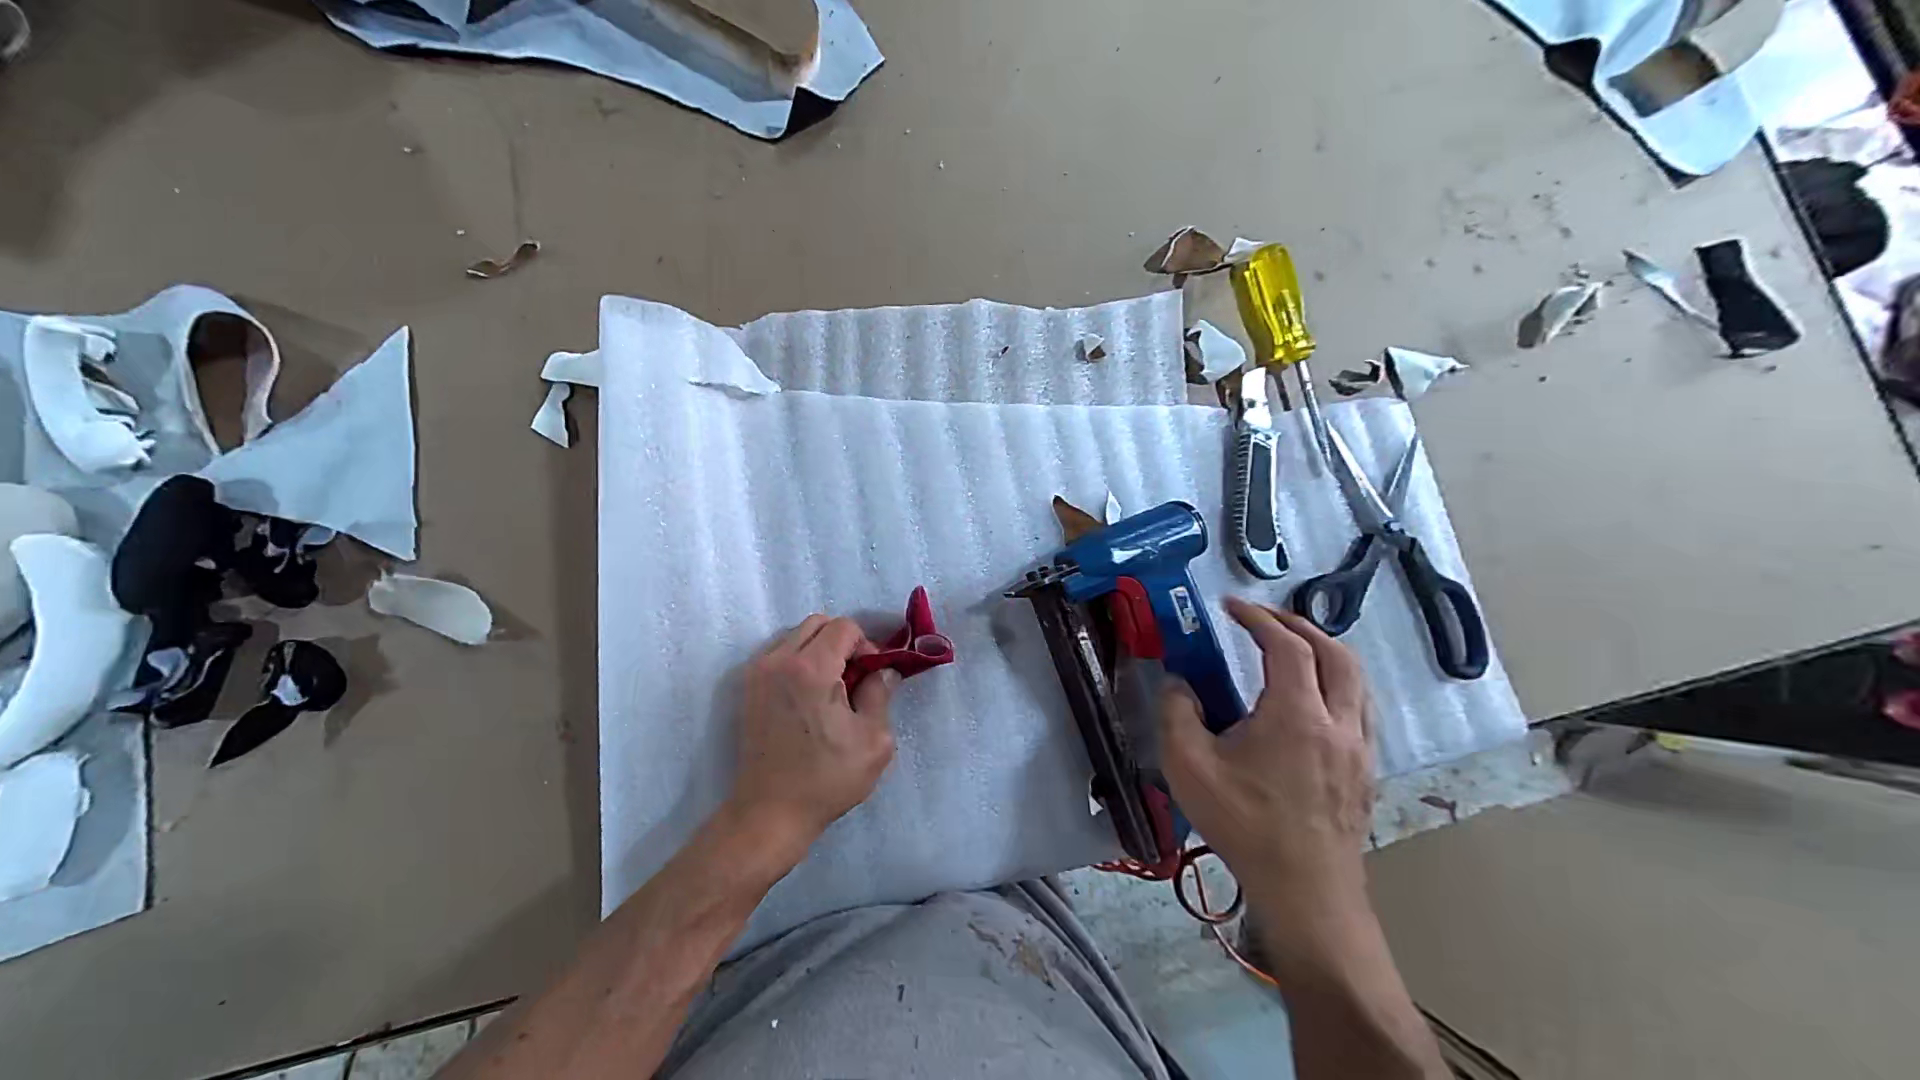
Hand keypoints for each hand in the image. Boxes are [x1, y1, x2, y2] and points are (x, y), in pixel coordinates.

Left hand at [728, 615, 898, 853]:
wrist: (769, 812)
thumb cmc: (826, 779)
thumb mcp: (873, 740)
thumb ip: (880, 694)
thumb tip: (883, 671)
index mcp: (811, 669)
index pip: (844, 627)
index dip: (866, 646)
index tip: (871, 676)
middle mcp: (779, 661)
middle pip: (818, 623)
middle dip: (842, 642)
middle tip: (854, 678)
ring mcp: (758, 673)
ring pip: (797, 636)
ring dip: (819, 650)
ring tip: (830, 689)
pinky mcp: (748, 688)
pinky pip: (779, 654)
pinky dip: (799, 662)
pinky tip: (808, 697)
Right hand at [1158, 596, 1373, 925]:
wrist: (1306, 890)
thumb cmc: (1245, 825)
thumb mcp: (1188, 767)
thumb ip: (1176, 714)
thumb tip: (1179, 684)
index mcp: (1296, 714)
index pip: (1286, 646)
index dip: (1259, 618)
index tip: (1232, 607)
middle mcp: (1338, 721)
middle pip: (1336, 652)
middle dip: (1299, 626)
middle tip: (1265, 620)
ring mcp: (1359, 747)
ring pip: (1356, 680)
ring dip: (1324, 652)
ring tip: (1291, 651)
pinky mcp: (1366, 769)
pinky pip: (1360, 707)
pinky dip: (1337, 684)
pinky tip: (1312, 701)